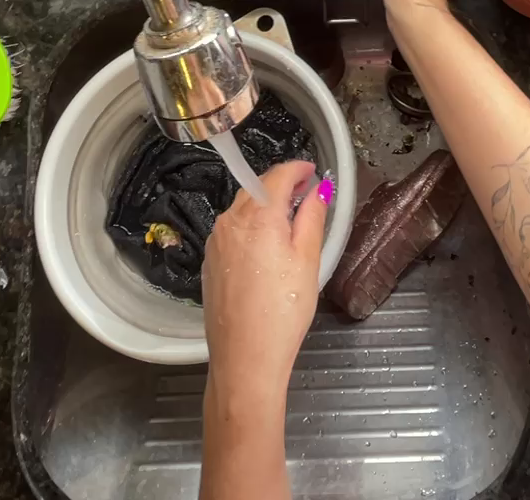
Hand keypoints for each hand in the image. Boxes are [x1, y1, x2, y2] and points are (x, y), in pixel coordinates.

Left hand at [203, 159, 327, 405]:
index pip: (279, 174)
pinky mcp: (210, 260)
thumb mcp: (308, 259)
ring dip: (266, 205)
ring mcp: (216, 240)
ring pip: (244, 207)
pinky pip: (233, 229)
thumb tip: (319, 190)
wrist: (245, 360)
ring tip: (290, 221)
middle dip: (283, 185)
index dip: (298, 168)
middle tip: (307, 194)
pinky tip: (267, 247)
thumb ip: (314, 216)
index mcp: (258, 215)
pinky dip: (251, 225)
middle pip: (258, 187)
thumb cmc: (282, 311)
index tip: (312, 170)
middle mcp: (231, 221)